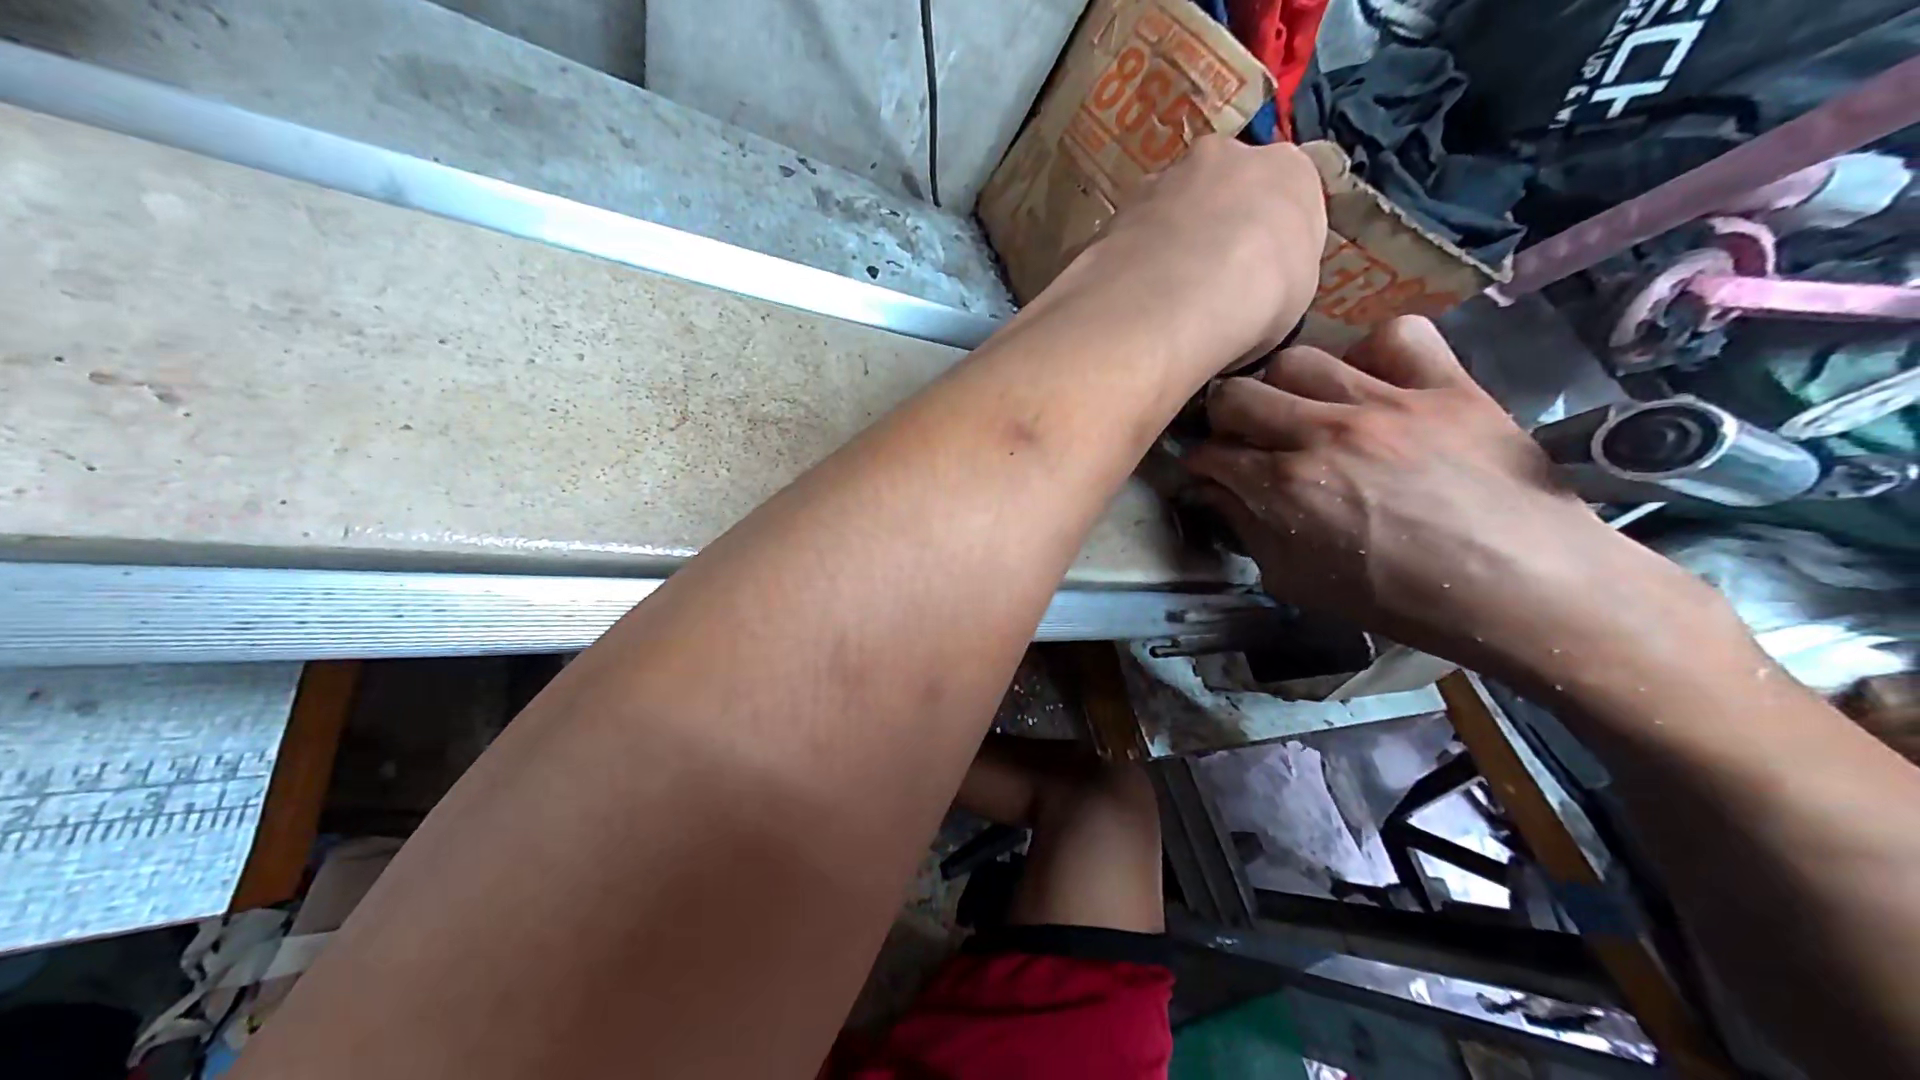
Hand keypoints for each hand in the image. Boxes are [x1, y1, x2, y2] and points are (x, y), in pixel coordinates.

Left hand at [1034, 135, 1327, 375]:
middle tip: (1207, 281)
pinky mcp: (1116, 211)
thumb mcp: (1298, 289)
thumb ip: (1281, 265)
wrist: (1174, 298)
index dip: (1268, 237)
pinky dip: (1132, 261)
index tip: (1257, 273)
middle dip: (1214, 227)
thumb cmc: (1261, 295)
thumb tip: (1255, 278)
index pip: (1284, 193)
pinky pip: (1130, 237)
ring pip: (1169, 208)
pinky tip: (1133, 299)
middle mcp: (1224, 156)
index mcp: (1287, 168)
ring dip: (1168, 241)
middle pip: (1222, 189)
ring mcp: (1162, 179)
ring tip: (1163, 296)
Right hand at [1183, 316, 1702, 677]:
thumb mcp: (1298, 582)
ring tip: (1303, 407)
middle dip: (1225, 417)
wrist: (1524, 588)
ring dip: (1285, 385)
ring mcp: (1387, 401)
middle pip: (1237, 394)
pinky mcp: (1446, 384)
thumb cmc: (1401, 599)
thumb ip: (1248, 530)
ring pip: (1299, 358)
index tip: (1208, 470)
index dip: (1199, 463)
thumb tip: (1214, 492)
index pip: (1210, 453)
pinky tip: (1373, 381)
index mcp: (1284, 488)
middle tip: (1243, 436)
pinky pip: (1395, 335)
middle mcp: (1323, 433)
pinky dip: (1373, 352)